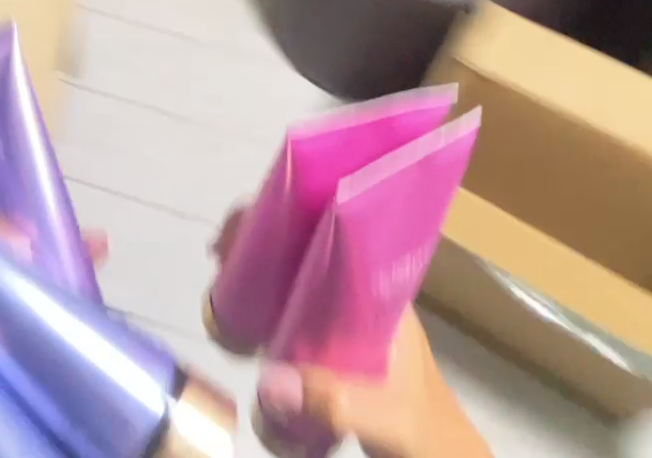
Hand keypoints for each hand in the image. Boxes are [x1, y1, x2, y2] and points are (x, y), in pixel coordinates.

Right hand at [211, 211, 490, 457]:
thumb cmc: (429, 430)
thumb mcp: (389, 414)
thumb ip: (335, 400)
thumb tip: (266, 381)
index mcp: (380, 294)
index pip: (333, 237)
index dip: (292, 221)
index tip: (251, 221)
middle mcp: (360, 301)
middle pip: (305, 256)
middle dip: (264, 248)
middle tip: (222, 252)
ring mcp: (344, 328)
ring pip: (294, 288)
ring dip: (261, 281)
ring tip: (223, 279)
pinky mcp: (332, 357)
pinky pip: (291, 324)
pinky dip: (265, 320)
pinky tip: (240, 326)